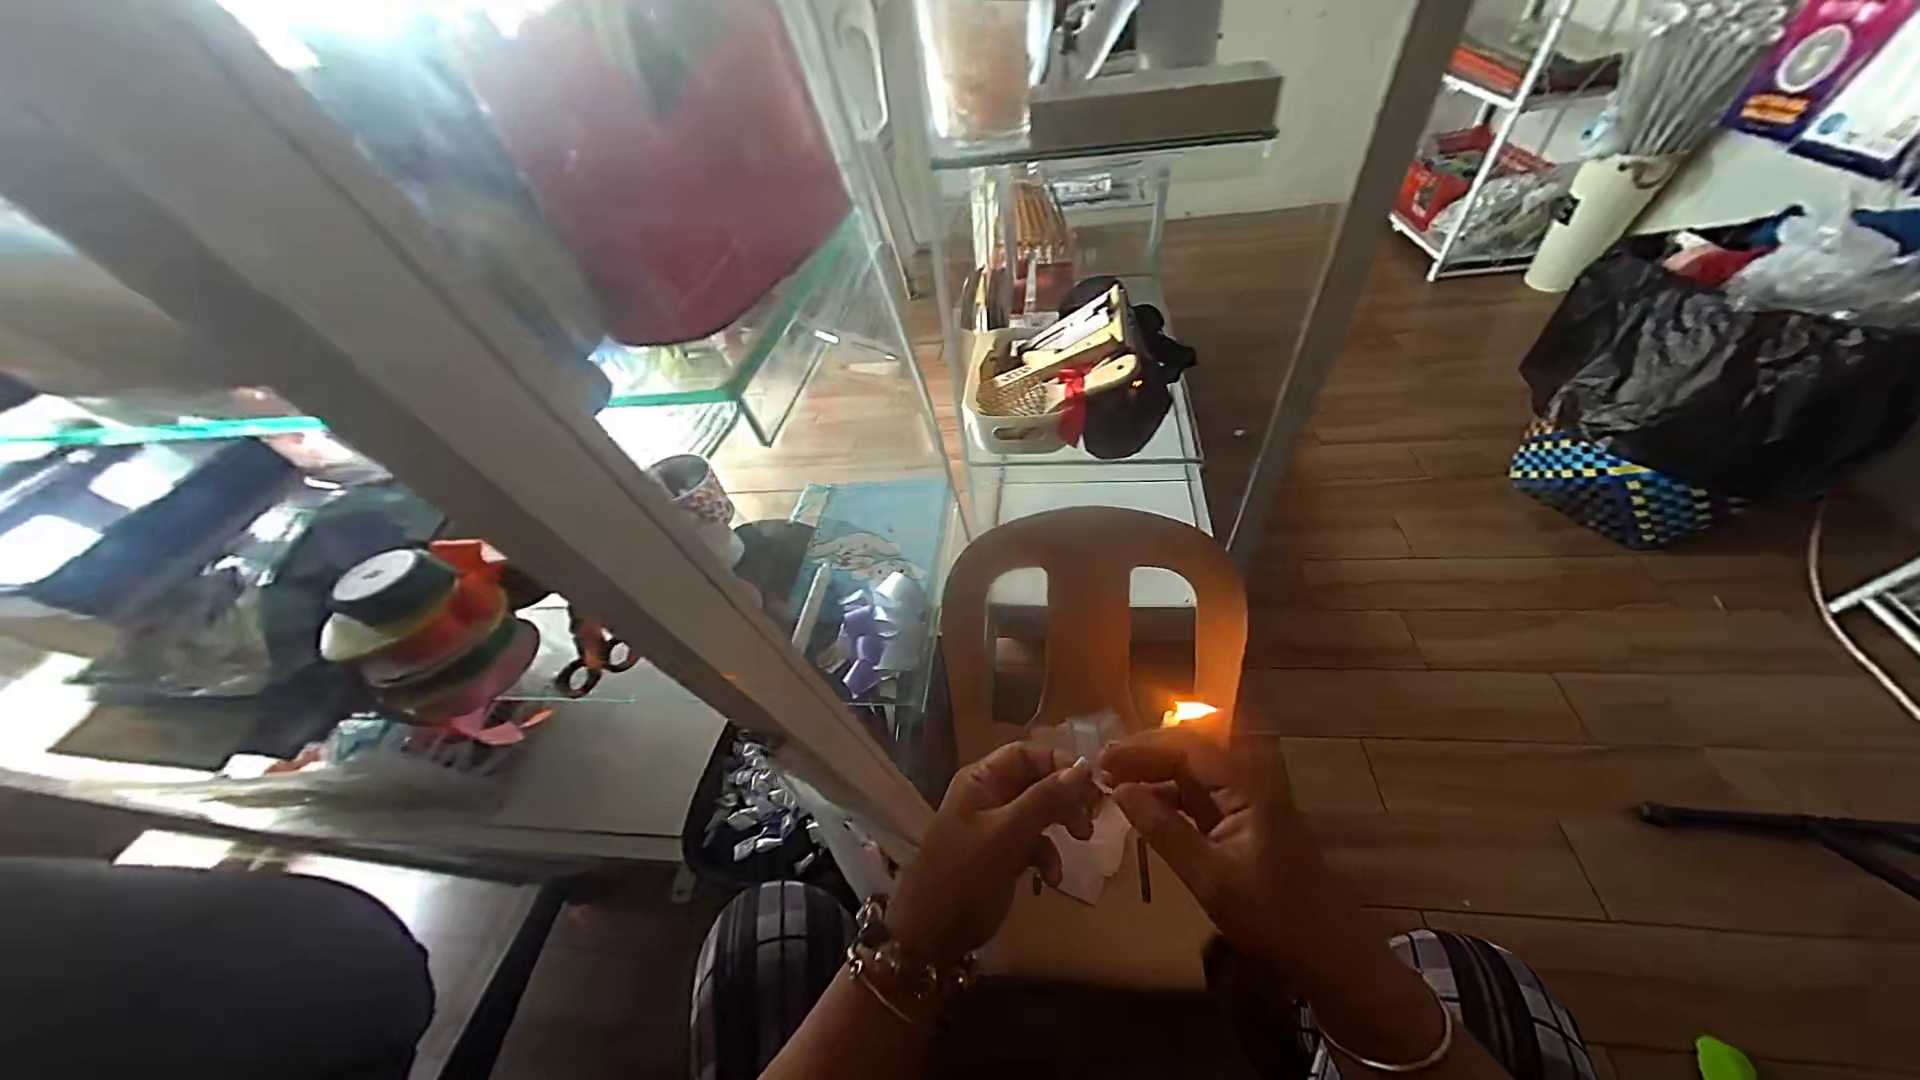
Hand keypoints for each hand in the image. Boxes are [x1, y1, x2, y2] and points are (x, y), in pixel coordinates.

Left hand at [887, 742, 1098, 964]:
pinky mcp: (1000, 856)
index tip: (1090, 784)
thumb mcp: (1007, 834)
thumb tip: (1084, 770)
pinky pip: (1032, 843)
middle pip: (1035, 781)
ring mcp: (993, 827)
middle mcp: (987, 796)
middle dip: (1064, 797)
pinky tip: (1051, 879)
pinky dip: (1046, 856)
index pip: (1025, 754)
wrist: (929, 937)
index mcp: (981, 780)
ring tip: (1082, 841)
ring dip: (1060, 825)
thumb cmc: (964, 876)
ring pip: (1038, 812)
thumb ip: (1045, 800)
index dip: (1058, 762)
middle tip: (1092, 814)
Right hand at [1098, 727, 1371, 977]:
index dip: (1142, 748)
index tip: (1104, 760)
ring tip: (1115, 780)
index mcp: (1249, 785)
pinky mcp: (1241, 814)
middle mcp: (1248, 779)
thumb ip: (1164, 831)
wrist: (1332, 955)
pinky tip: (1143, 803)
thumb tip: (1119, 790)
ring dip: (1153, 767)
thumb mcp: (1210, 879)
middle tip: (1104, 765)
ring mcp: (1246, 795)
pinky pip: (1198, 788)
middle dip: (1145, 750)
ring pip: (1192, 765)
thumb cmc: (1274, 917)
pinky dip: (1168, 790)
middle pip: (1190, 745)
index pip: (1188, 746)